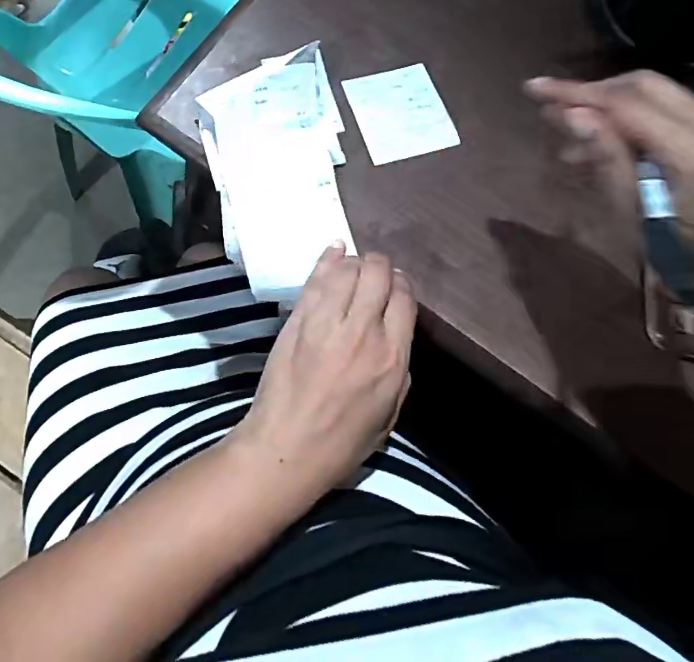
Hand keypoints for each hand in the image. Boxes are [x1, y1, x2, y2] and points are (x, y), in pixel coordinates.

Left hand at [229, 247, 415, 501]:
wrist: (288, 445)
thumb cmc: (343, 441)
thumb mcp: (389, 414)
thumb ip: (398, 371)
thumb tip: (394, 339)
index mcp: (393, 359)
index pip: (405, 301)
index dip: (402, 286)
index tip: (397, 284)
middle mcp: (364, 333)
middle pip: (377, 276)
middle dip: (380, 266)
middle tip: (375, 269)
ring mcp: (327, 322)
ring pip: (347, 271)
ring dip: (353, 261)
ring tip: (353, 262)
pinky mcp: (298, 319)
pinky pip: (316, 279)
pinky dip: (326, 260)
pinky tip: (334, 248)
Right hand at [524, 71, 693, 283]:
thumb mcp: (641, 219)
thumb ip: (609, 161)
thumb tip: (571, 115)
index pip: (623, 102)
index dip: (574, 92)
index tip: (531, 89)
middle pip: (645, 87)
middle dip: (594, 91)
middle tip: (551, 108)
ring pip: (662, 99)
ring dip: (615, 109)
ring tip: (573, 143)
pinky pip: (678, 118)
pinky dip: (639, 123)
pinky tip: (613, 152)